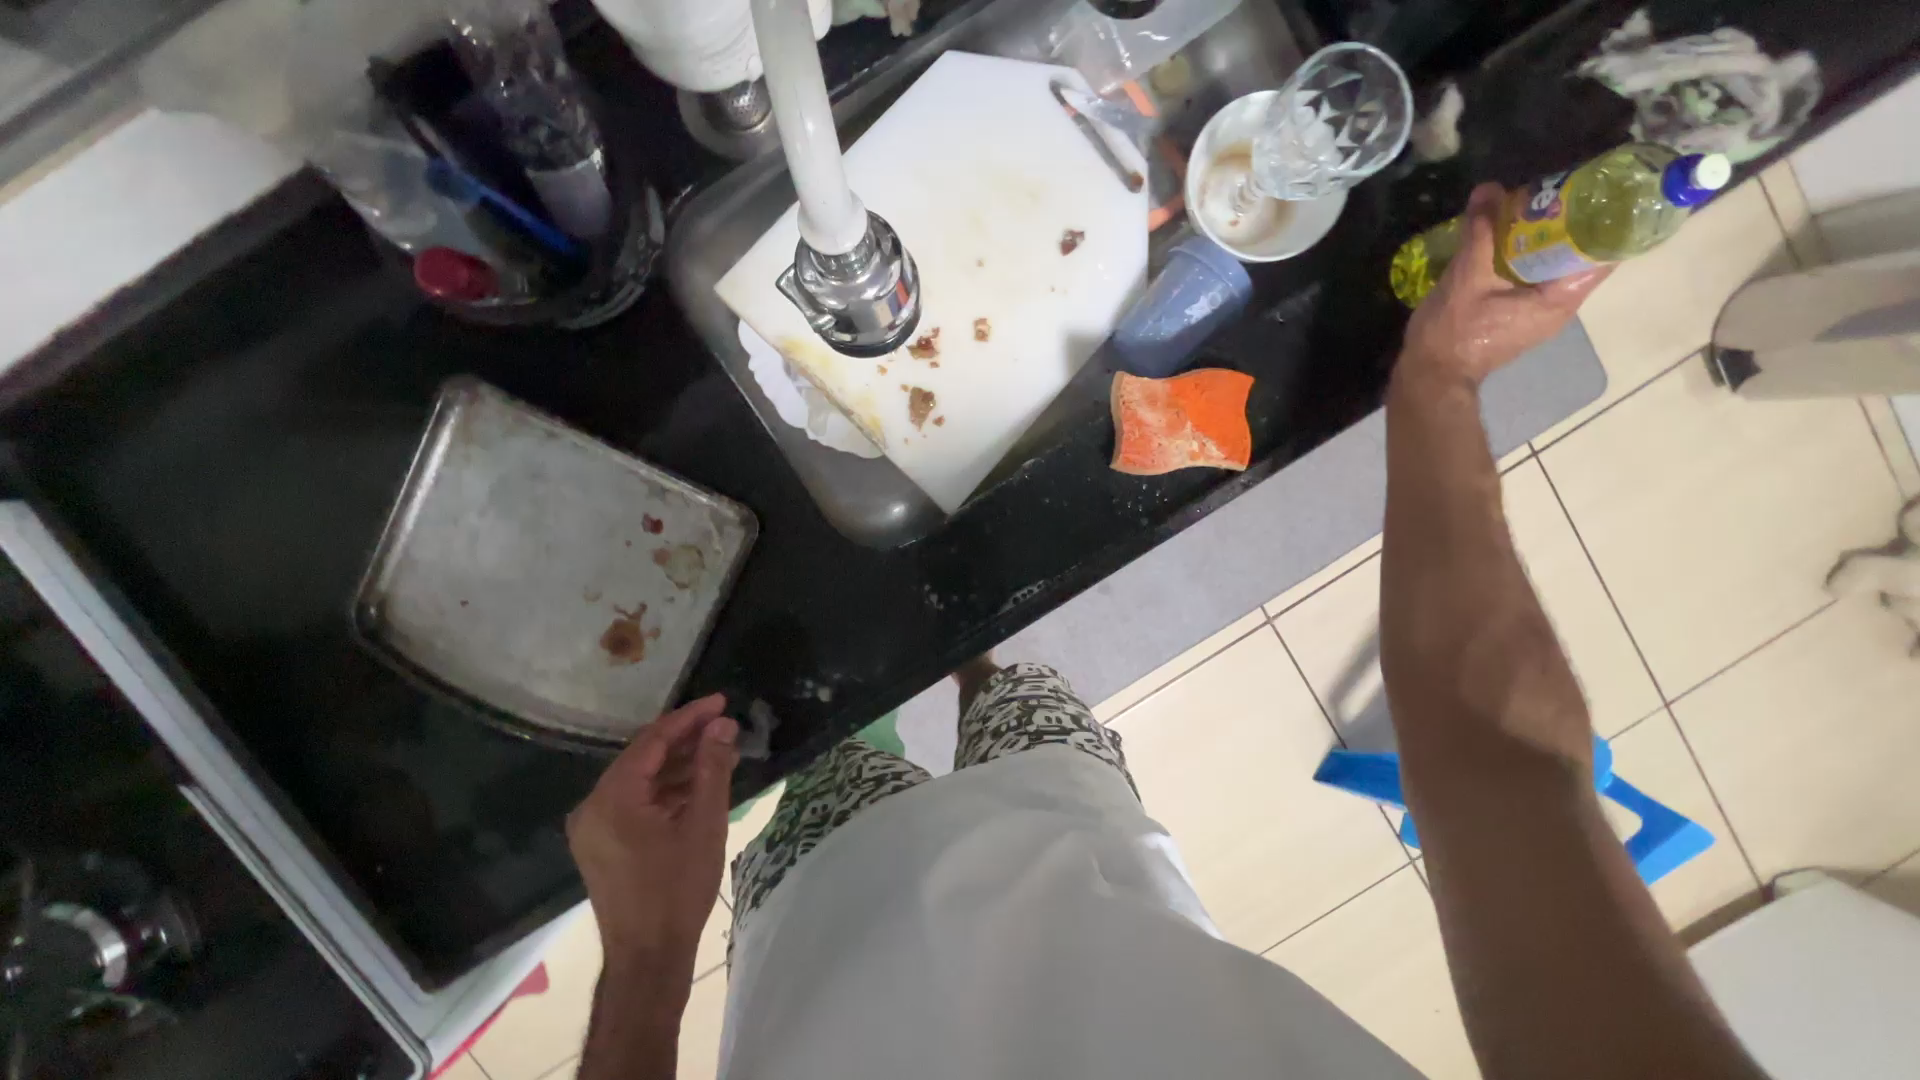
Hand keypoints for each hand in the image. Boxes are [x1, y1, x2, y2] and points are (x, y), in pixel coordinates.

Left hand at [567, 694, 737, 973]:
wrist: (648, 957)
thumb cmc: (678, 889)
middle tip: (726, 727)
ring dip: (679, 767)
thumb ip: (711, 768)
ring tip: (722, 755)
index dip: (689, 718)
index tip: (722, 702)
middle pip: (643, 758)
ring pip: (640, 781)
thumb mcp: (703, 823)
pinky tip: (698, 787)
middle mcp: (592, 806)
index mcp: (611, 798)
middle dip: (686, 741)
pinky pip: (635, 803)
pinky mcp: (602, 844)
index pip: (652, 741)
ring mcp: (593, 827)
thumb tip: (722, 725)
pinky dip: (666, 792)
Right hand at [1401, 183, 1611, 386]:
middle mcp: (1560, 308)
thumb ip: (1480, 234)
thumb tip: (1488, 190)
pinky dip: (1527, 261)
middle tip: (1553, 194)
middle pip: (1580, 257)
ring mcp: (1539, 316)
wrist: (1429, 377)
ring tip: (1528, 213)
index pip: (1606, 252)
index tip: (1593, 190)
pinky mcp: (1519, 320)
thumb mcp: (1464, 279)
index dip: (1604, 219)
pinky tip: (1506, 245)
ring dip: (1545, 242)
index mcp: (1559, 299)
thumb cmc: (1452, 334)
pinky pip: (1535, 281)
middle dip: (1569, 225)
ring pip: (1555, 269)